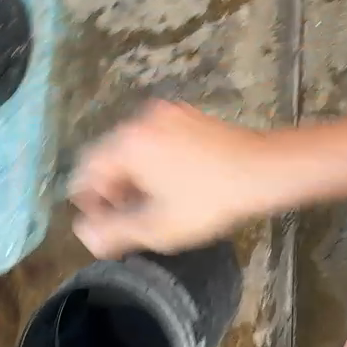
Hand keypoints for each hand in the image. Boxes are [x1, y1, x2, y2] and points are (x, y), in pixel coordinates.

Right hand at [69, 100, 277, 257]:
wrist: (263, 169)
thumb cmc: (209, 200)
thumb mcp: (157, 227)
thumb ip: (112, 232)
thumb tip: (84, 233)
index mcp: (130, 141)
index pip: (87, 169)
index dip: (89, 201)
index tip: (105, 224)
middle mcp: (145, 118)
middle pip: (110, 154)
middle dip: (112, 188)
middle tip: (129, 218)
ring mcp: (170, 113)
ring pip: (135, 145)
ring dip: (134, 174)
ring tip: (153, 205)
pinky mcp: (190, 116)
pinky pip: (157, 137)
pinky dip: (154, 159)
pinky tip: (173, 183)